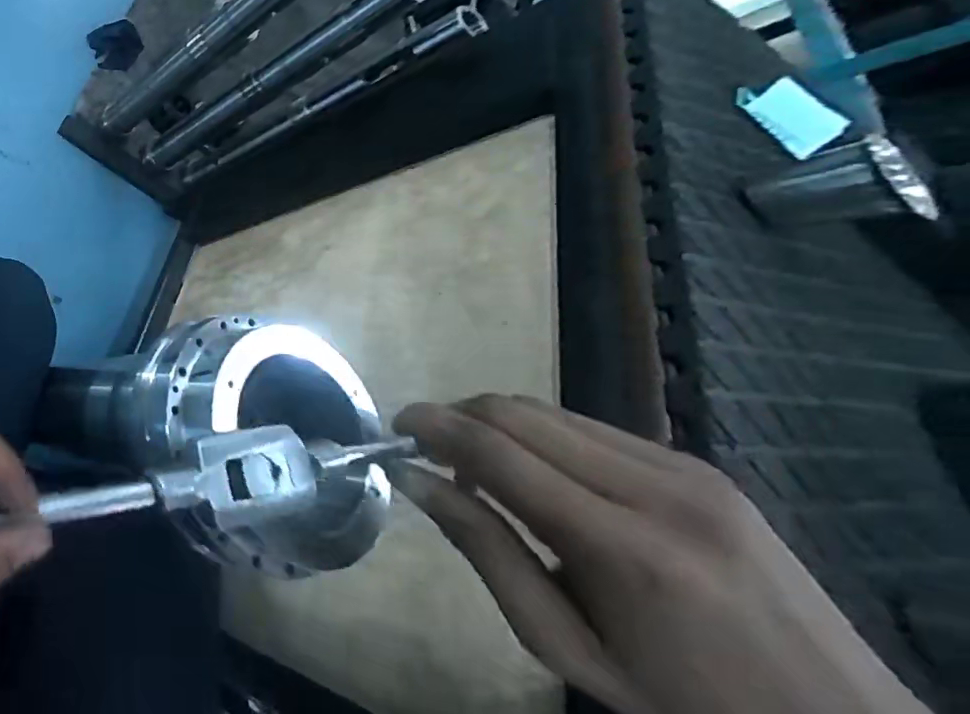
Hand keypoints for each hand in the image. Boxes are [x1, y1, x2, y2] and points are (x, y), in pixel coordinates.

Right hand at [392, 395, 927, 713]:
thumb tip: (414, 479)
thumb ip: (484, 551)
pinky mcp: (702, 467)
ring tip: (476, 465)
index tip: (393, 429)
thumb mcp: (565, 646)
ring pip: (551, 411)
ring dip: (496, 424)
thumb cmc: (680, 700)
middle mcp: (659, 490)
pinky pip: (591, 428)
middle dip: (456, 416)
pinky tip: (538, 475)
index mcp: (625, 549)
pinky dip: (541, 436)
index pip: (497, 451)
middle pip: (519, 413)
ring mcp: (689, 471)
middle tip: (425, 448)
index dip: (432, 426)